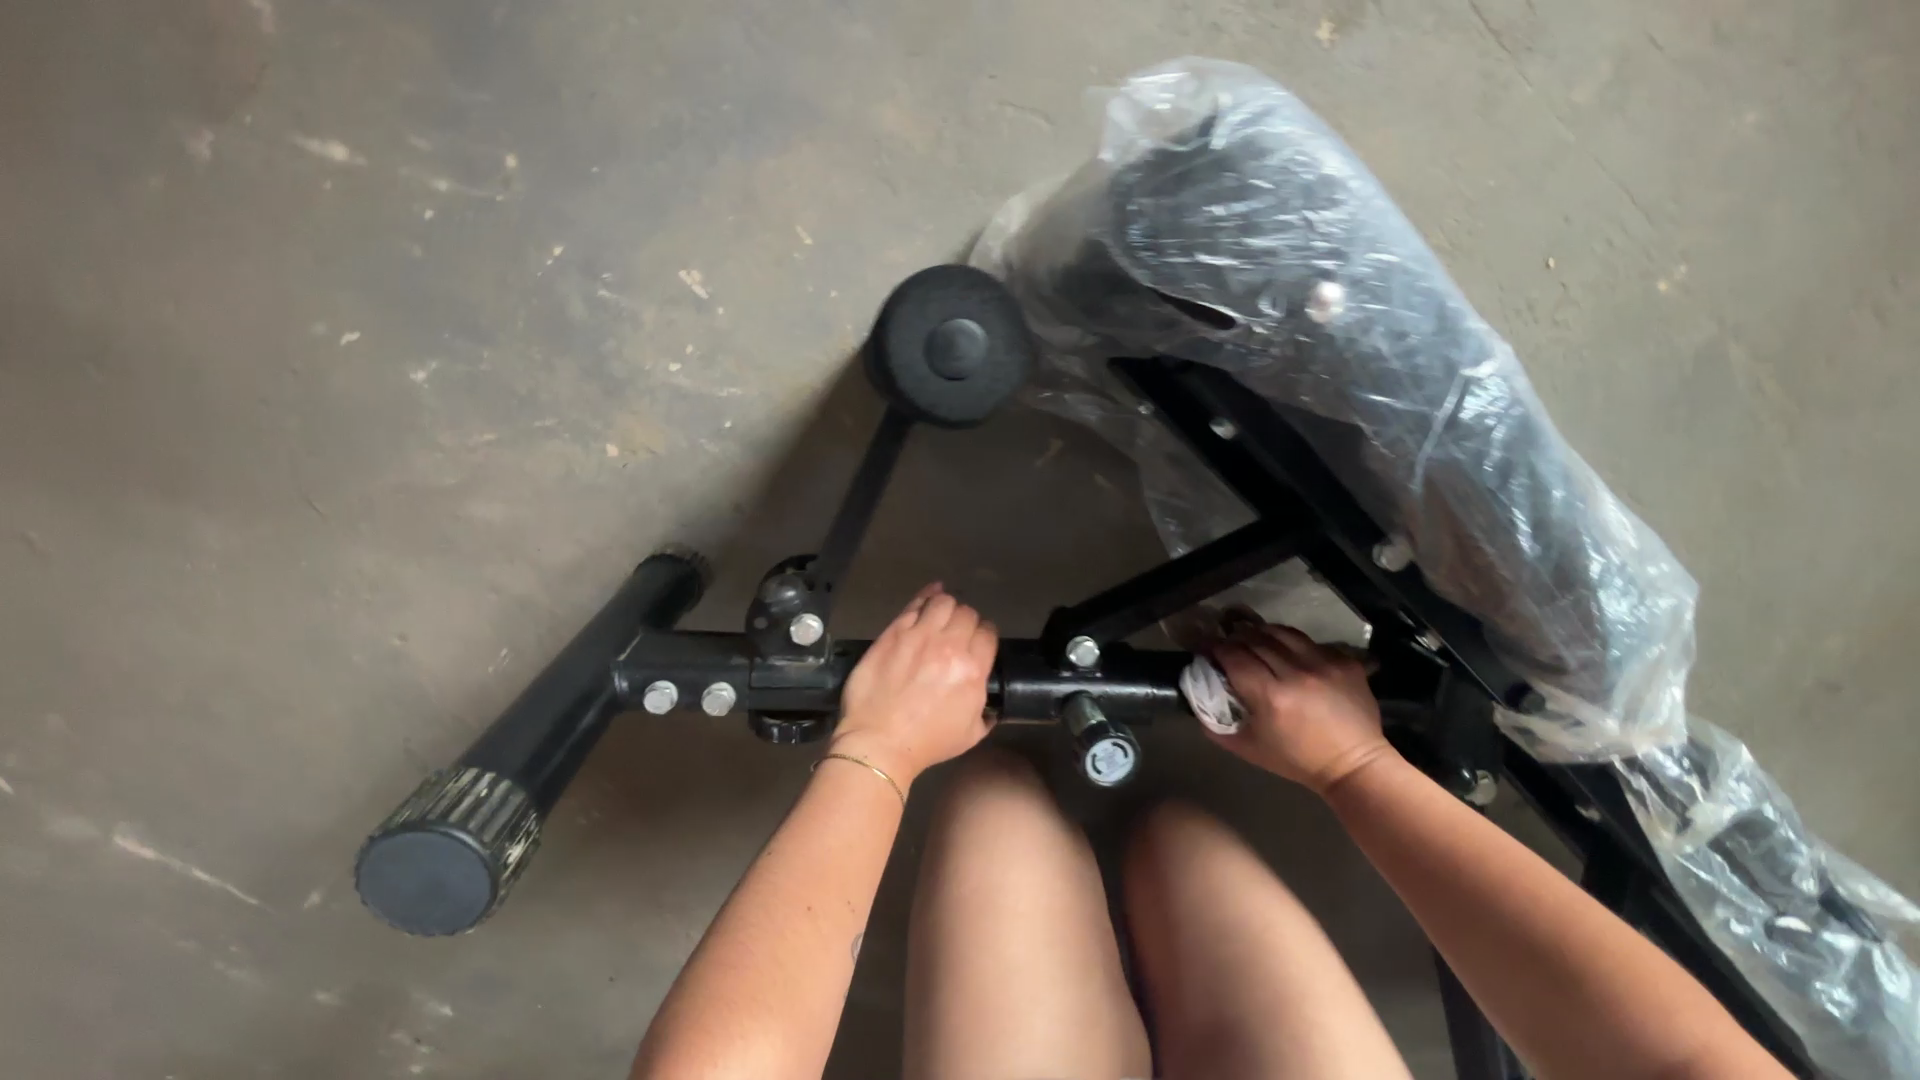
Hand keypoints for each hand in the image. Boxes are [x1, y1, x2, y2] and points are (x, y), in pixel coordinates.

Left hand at [831, 583, 997, 788]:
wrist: (880, 742)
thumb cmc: (927, 743)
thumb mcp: (971, 734)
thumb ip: (986, 713)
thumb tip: (989, 705)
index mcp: (973, 670)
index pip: (988, 633)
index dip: (985, 636)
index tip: (978, 643)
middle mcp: (949, 646)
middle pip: (967, 614)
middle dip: (967, 621)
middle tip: (957, 633)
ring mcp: (919, 636)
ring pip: (943, 602)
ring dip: (947, 607)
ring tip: (941, 617)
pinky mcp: (893, 633)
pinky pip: (914, 605)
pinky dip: (925, 597)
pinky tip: (930, 595)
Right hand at [1208, 621, 1395, 796]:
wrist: (1354, 764)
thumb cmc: (1297, 760)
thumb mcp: (1247, 748)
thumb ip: (1215, 724)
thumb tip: (1198, 696)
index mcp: (1270, 695)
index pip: (1233, 655)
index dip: (1215, 647)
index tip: (1206, 648)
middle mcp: (1297, 672)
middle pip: (1255, 639)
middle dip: (1235, 638)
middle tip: (1227, 643)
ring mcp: (1324, 663)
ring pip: (1283, 632)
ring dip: (1262, 633)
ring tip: (1253, 638)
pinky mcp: (1345, 661)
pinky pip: (1311, 642)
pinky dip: (1293, 643)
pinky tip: (1288, 653)